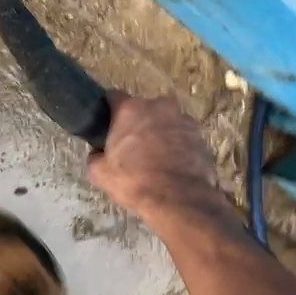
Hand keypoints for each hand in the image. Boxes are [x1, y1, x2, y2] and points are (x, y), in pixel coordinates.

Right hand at [87, 91, 229, 227]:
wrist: (178, 198)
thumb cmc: (133, 181)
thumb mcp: (99, 173)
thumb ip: (96, 156)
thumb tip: (99, 154)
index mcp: (130, 110)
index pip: (114, 96)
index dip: (108, 109)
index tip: (106, 122)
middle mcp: (159, 107)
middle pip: (143, 108)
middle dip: (137, 122)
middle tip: (131, 146)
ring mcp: (183, 119)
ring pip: (165, 121)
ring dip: (159, 132)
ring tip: (154, 157)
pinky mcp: (200, 136)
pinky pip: (182, 136)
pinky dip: (176, 145)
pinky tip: (171, 164)